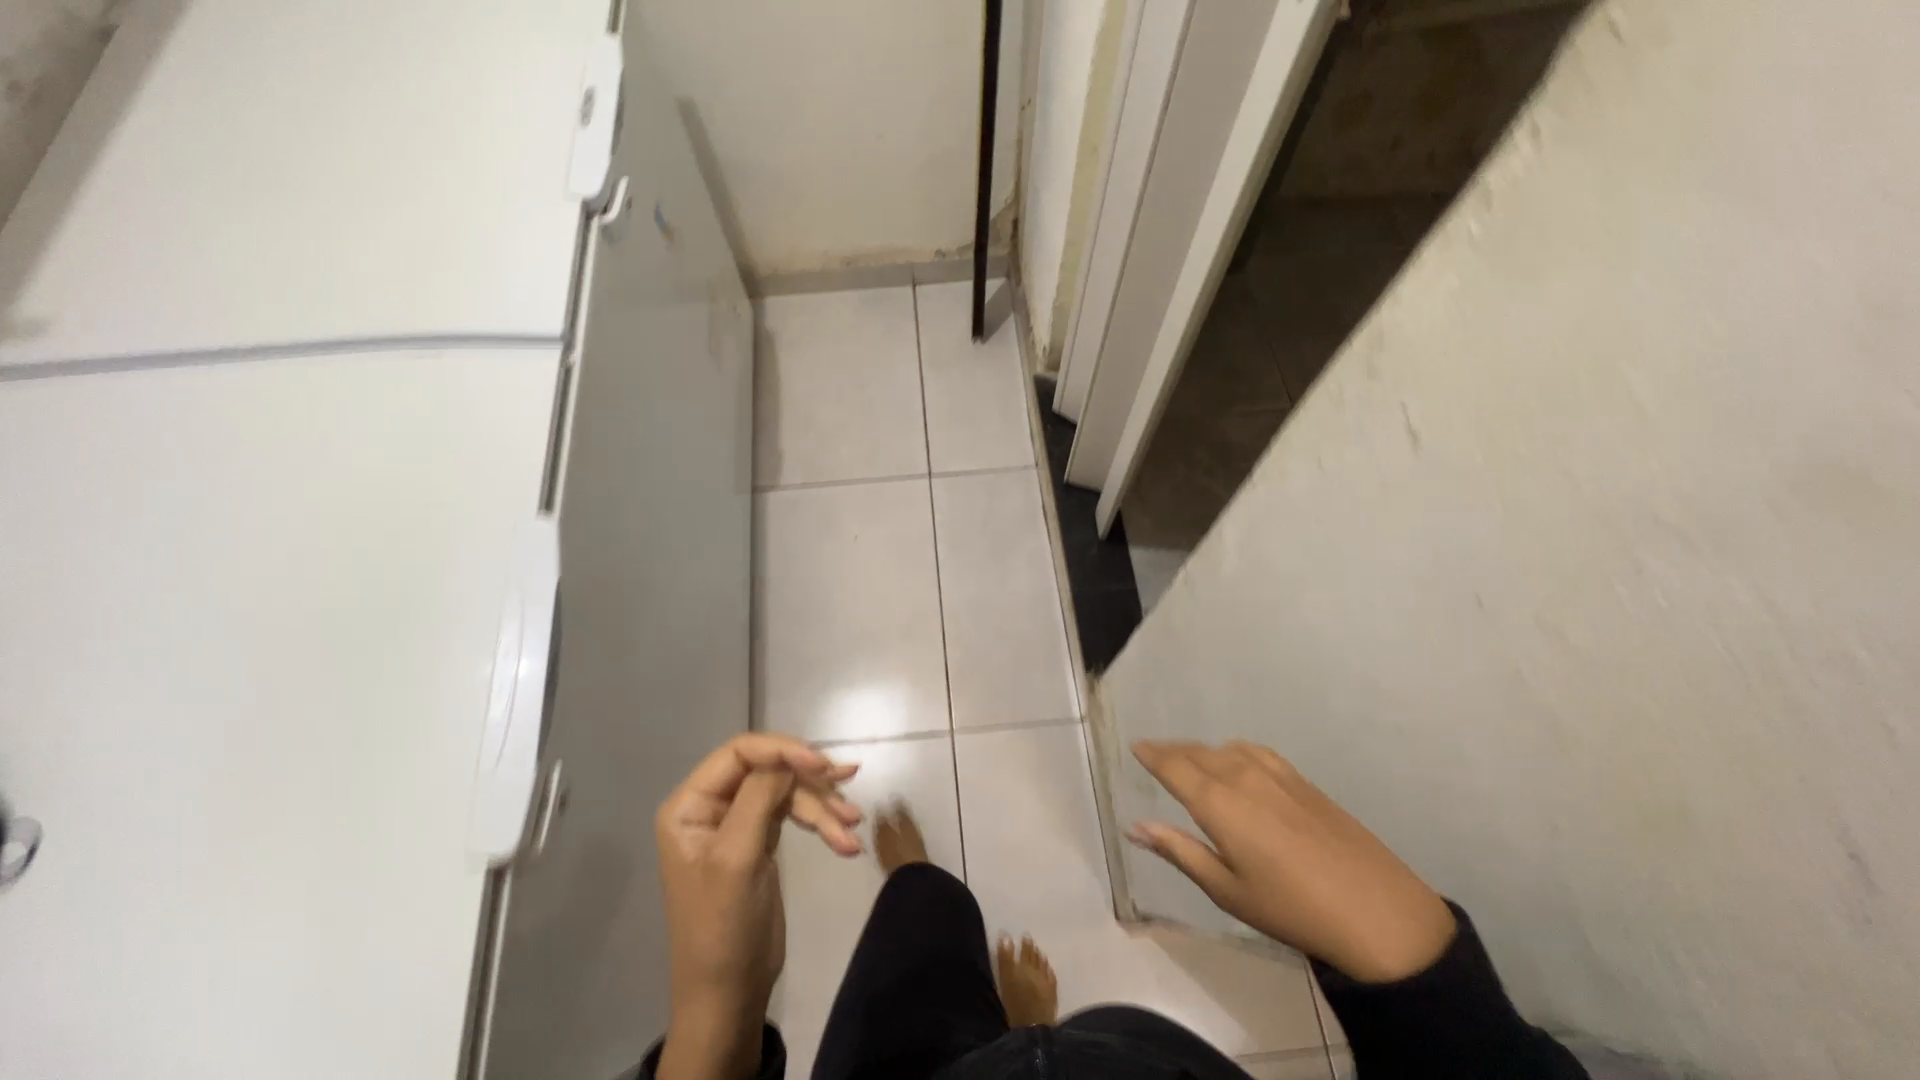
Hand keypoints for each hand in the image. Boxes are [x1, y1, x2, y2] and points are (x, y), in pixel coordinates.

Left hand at [656, 735, 862, 1079]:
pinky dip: (822, 823)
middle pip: (769, 770)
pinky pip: (795, 814)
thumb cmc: (722, 926)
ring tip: (855, 826)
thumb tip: (790, 755)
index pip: (739, 753)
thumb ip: (760, 798)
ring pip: (788, 793)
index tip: (822, 765)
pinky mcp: (762, 840)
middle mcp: (711, 806)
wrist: (728, 992)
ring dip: (824, 807)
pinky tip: (846, 840)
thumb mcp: (737, 858)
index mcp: (689, 805)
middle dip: (810, 783)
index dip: (782, 750)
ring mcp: (738, 822)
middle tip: (849, 795)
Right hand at [1129, 740, 1456, 983]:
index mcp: (1219, 803)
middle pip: (1198, 753)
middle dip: (1173, 751)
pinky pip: (1256, 752)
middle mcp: (1243, 777)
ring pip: (1227, 750)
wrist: (1376, 910)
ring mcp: (1278, 775)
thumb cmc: (1289, 908)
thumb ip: (1180, 851)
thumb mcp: (1226, 890)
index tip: (1135, 746)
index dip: (1152, 755)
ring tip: (1190, 760)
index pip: (1174, 766)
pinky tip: (1237, 764)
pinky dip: (1234, 752)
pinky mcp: (1304, 782)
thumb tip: (1136, 827)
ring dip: (1203, 751)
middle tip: (1154, 753)